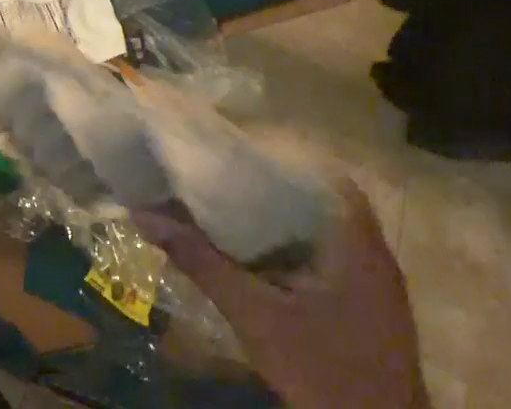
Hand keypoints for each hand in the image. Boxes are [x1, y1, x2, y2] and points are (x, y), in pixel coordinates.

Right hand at [133, 182, 427, 408]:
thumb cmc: (322, 366)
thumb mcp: (253, 313)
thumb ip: (200, 260)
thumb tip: (141, 212)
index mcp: (356, 248)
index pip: (324, 179)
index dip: (277, 156)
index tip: (226, 145)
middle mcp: (369, 258)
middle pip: (312, 201)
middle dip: (258, 183)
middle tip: (203, 168)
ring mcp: (366, 284)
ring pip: (311, 230)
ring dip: (264, 215)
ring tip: (208, 197)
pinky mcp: (355, 305)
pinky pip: (312, 255)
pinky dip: (274, 242)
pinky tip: (235, 244)